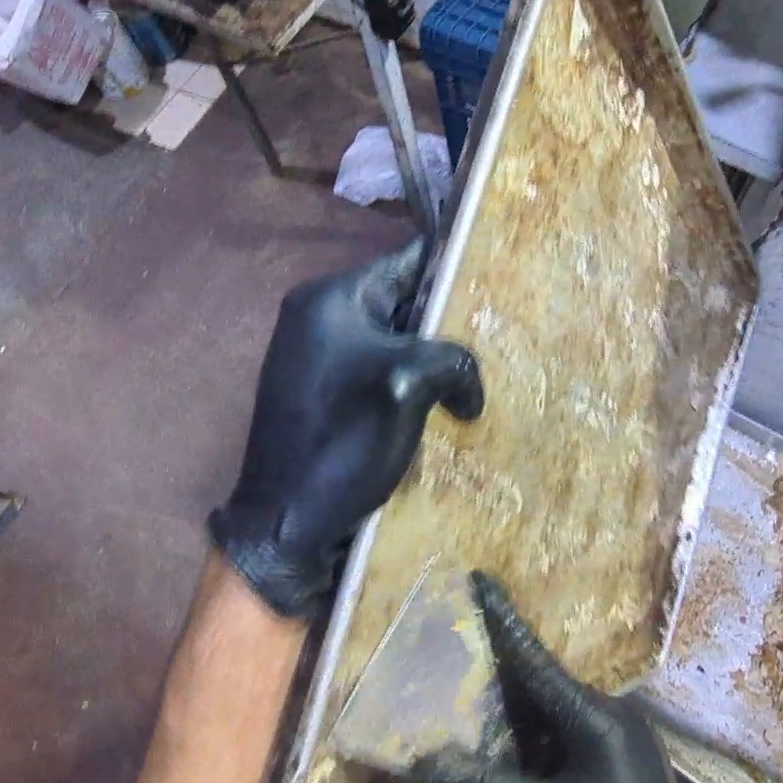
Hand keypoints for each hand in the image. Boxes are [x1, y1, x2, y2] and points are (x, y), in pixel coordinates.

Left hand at [211, 238, 483, 618]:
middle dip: (443, 325)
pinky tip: (436, 407)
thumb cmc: (344, 439)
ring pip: (391, 341)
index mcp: (331, 299)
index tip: (496, 283)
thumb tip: (466, 391)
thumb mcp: (409, 383)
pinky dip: (406, 383)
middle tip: (491, 341)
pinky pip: (374, 370)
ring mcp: (313, 356)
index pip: (406, 263)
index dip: (453, 271)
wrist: (286, 520)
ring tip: (469, 380)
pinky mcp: (318, 392)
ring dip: (428, 360)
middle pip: (400, 303)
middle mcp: (316, 317)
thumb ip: (452, 360)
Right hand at [394, 572, 710, 782]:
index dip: (502, 617)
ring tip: (472, 693)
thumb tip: (421, 760)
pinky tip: (506, 747)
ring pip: (555, 712)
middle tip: (459, 643)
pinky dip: (536, 738)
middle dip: (500, 669)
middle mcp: (612, 715)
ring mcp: (622, 740)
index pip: (535, 658)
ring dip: (516, 711)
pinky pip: (569, 736)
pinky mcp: (622, 764)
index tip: (480, 576)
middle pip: (544, 683)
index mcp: (596, 717)